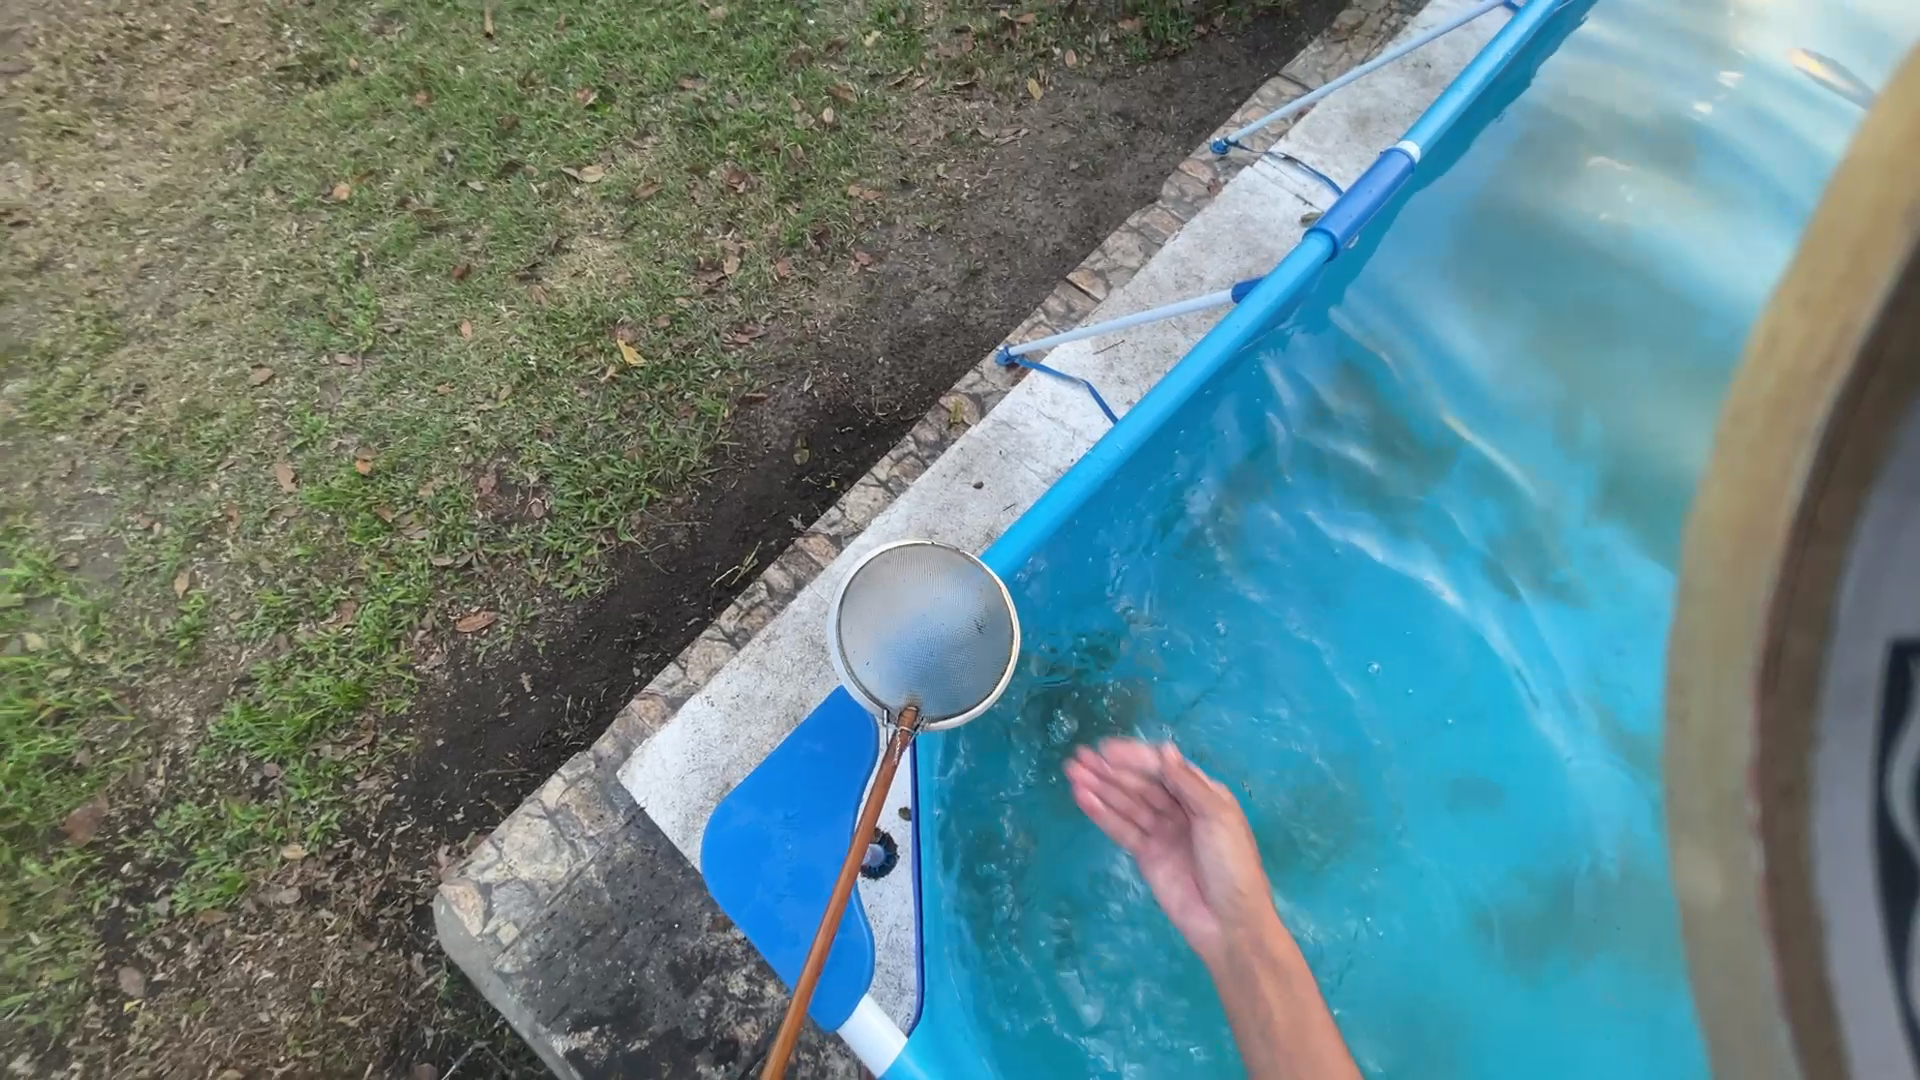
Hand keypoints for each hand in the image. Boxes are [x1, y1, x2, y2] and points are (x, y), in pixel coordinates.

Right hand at [1065, 738, 1284, 968]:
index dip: (1134, 757)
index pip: (1162, 767)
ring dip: (1099, 786)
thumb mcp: (1218, 816)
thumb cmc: (1232, 865)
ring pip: (1125, 802)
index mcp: (1200, 793)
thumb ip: (1188, 783)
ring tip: (1072, 772)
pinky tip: (1082, 798)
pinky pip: (1121, 828)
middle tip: (1079, 757)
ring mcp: (1160, 831)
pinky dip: (1101, 813)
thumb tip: (1164, 749)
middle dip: (1110, 770)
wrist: (1230, 924)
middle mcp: (1178, 807)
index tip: (1106, 751)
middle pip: (1140, 783)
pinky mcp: (1145, 854)